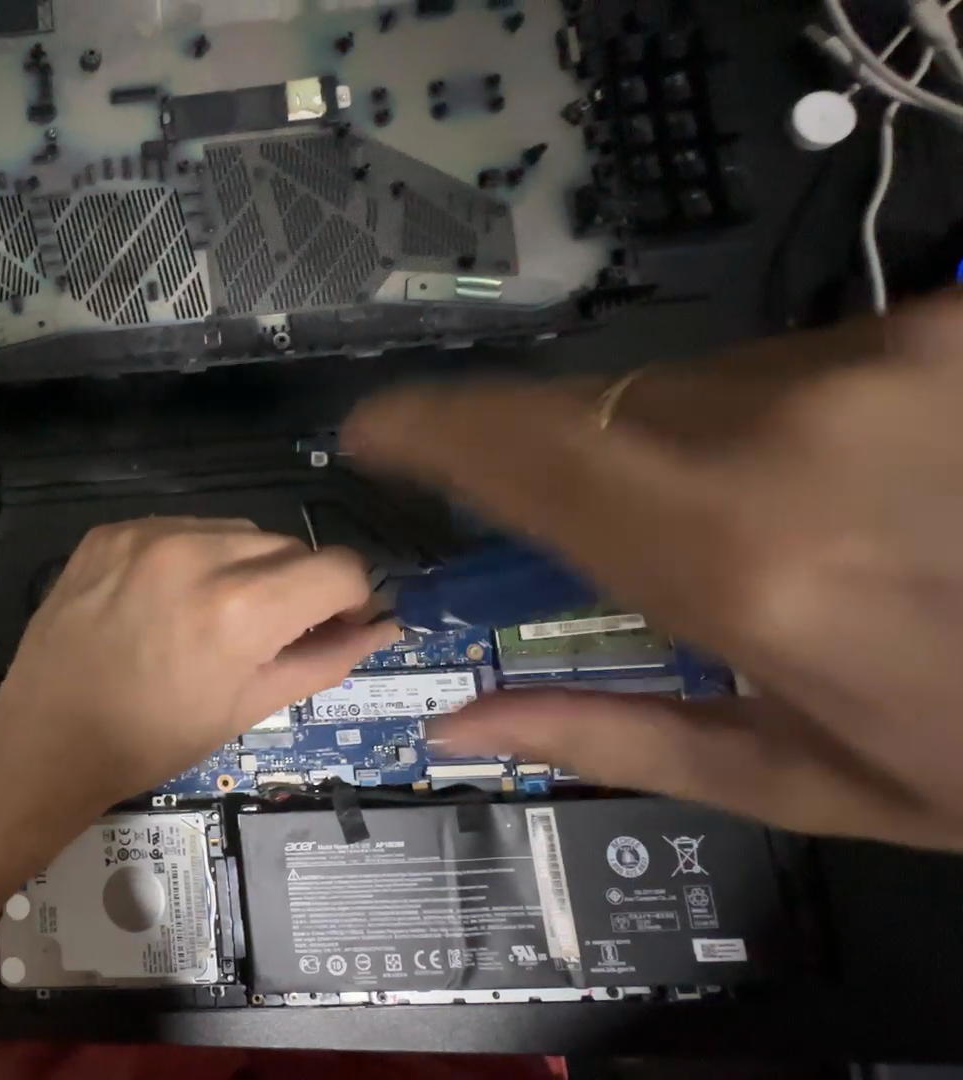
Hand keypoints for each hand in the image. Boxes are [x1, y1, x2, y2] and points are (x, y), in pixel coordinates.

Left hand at [0, 518, 399, 817]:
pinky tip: (164, 597)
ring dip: (241, 565)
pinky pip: (177, 528)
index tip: (332, 623)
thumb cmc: (150, 739)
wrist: (47, 736)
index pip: (339, 567)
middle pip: (287, 544)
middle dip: (293, 584)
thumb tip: (379, 626)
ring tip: (208, 614)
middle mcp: (195, 554)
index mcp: (239, 608)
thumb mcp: (247, 708)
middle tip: (264, 630)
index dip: (349, 598)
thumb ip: (324, 659)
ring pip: (233, 531)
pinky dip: (188, 556)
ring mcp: (144, 536)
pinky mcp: (107, 531)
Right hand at [344, 293, 962, 851]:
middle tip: (611, 535)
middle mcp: (786, 433)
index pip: (515, 449)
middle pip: (586, 412)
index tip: (371, 430)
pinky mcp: (949, 320)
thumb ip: (610, 739)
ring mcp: (885, 357)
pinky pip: (779, 363)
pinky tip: (850, 478)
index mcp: (737, 563)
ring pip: (678, 382)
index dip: (423, 426)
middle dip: (558, 463)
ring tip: (773, 519)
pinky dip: (765, 420)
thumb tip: (455, 726)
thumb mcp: (819, 780)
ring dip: (669, 444)